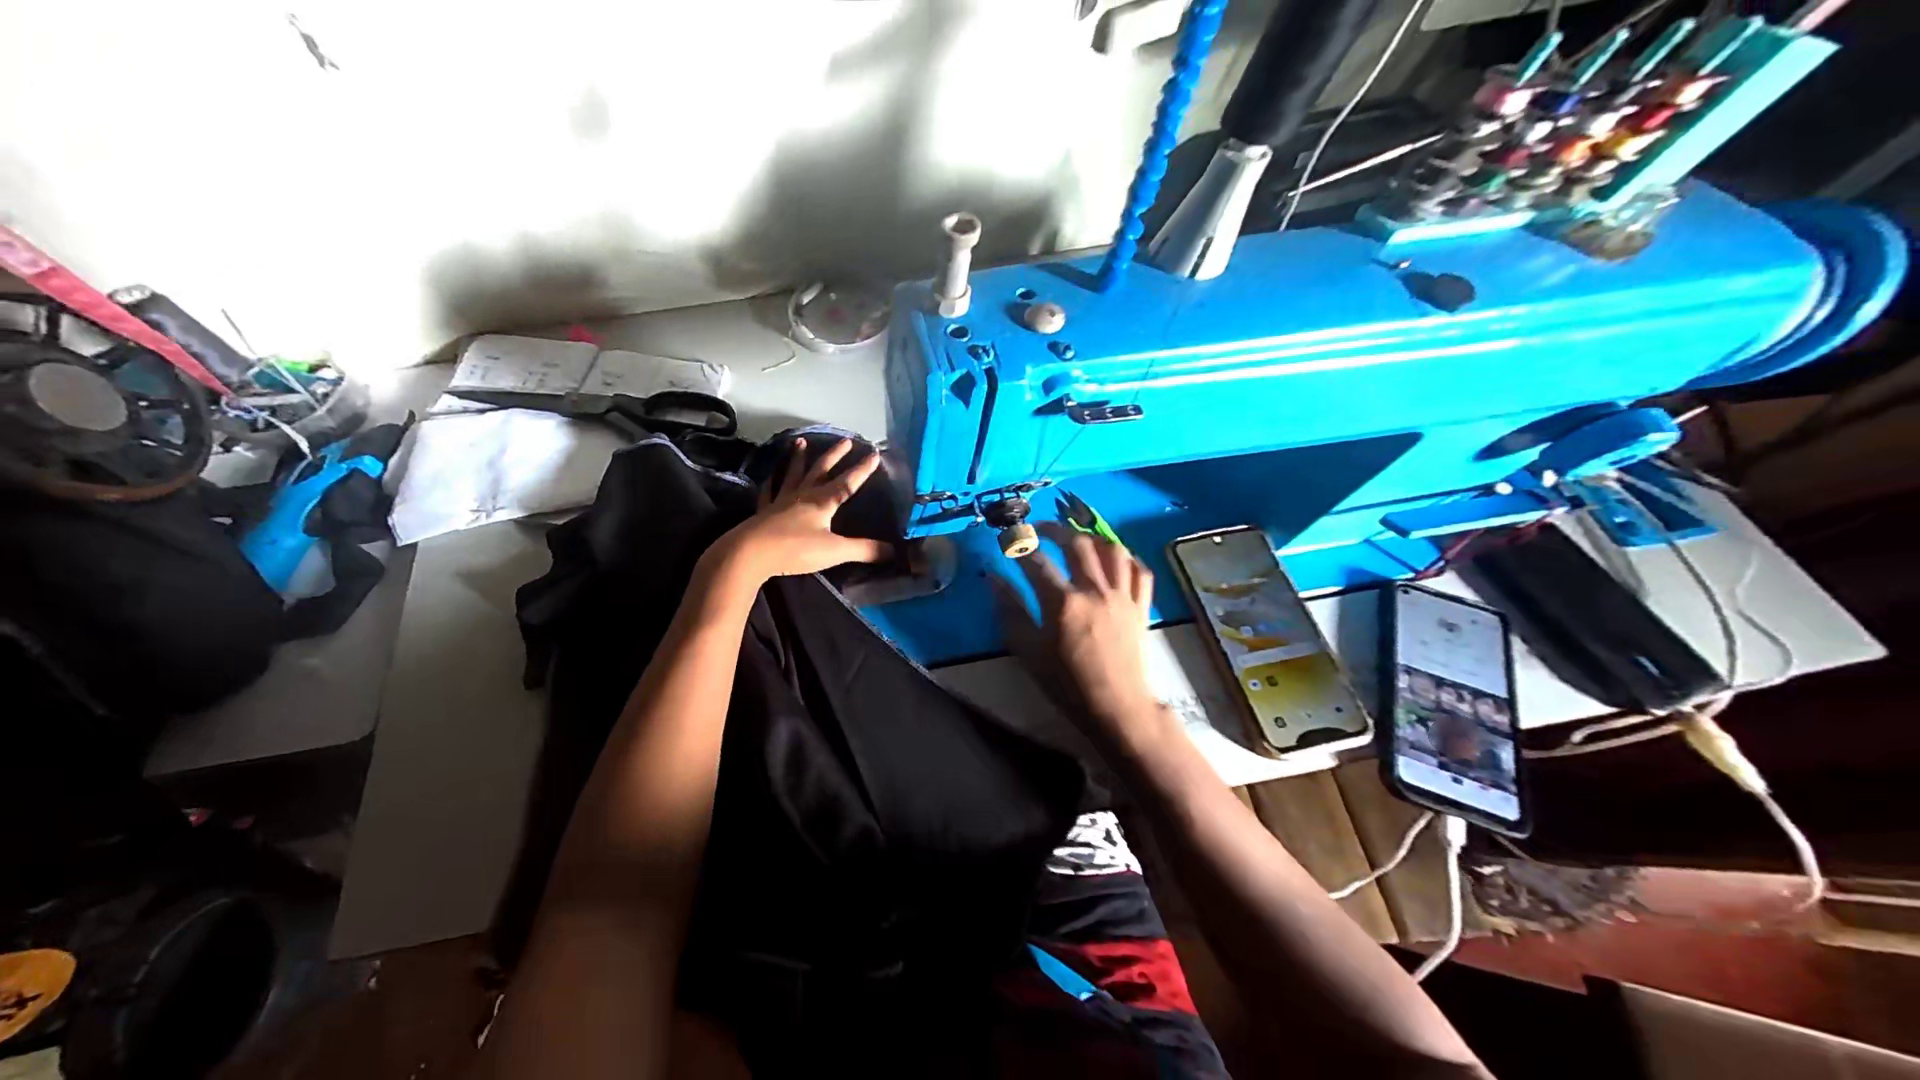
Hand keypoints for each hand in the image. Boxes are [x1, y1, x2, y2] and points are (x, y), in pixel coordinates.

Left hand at [709, 438, 892, 581]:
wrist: (750, 553)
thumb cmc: (795, 549)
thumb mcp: (834, 551)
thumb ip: (864, 550)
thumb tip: (892, 550)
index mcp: (822, 501)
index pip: (847, 482)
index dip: (862, 470)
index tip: (874, 454)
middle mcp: (803, 495)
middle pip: (821, 470)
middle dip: (835, 456)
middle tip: (845, 441)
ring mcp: (781, 501)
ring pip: (793, 474)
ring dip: (799, 458)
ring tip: (801, 442)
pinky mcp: (764, 511)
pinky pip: (769, 491)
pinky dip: (771, 482)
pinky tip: (770, 477)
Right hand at [991, 523, 1171, 749]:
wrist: (1116, 708)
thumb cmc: (1066, 684)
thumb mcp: (1029, 652)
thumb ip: (1010, 611)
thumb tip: (992, 578)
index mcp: (1063, 603)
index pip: (1036, 561)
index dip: (1019, 545)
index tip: (1008, 540)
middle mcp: (1095, 591)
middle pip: (1076, 543)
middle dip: (1054, 529)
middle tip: (1039, 530)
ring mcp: (1122, 596)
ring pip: (1112, 549)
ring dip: (1091, 538)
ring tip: (1077, 539)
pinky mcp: (1141, 606)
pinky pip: (1139, 570)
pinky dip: (1126, 558)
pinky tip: (1113, 560)